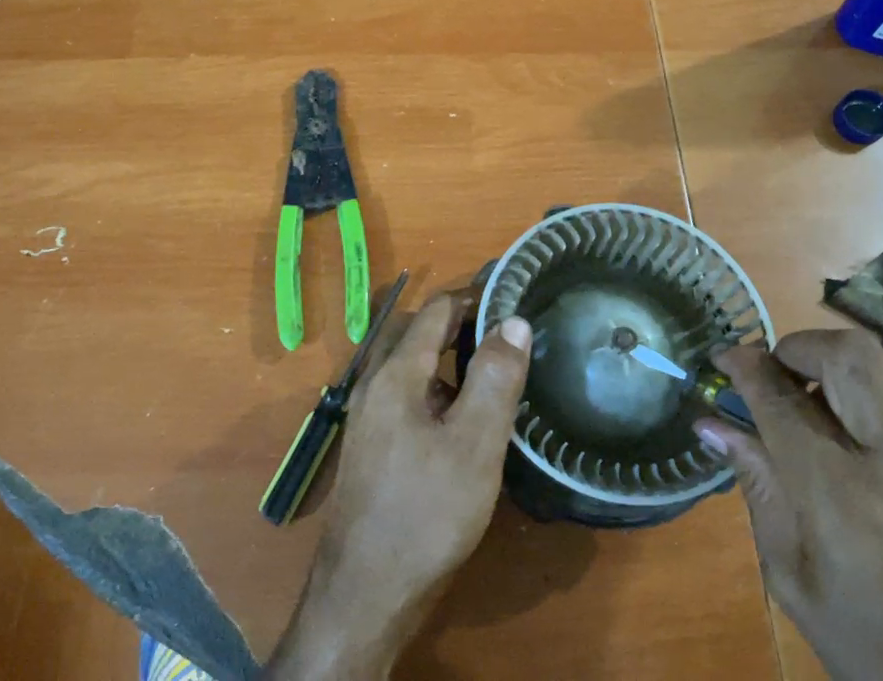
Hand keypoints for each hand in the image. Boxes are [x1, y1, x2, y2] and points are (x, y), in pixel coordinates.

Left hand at [265, 289, 532, 679]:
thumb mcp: (474, 444)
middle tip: (512, 330)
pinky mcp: (376, 447)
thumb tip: (514, 321)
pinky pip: (410, 398)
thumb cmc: (426, 511)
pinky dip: (441, 390)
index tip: (515, 292)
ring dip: (452, 359)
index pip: (435, 310)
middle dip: (463, 323)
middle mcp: (374, 386)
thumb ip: (494, 378)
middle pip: (419, 334)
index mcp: (395, 375)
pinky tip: (469, 418)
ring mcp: (371, 418)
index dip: (474, 295)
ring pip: (414, 368)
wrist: (368, 590)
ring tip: (499, 368)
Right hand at [697, 329, 882, 680]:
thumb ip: (759, 491)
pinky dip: (864, 415)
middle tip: (769, 369)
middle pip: (848, 356)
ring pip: (880, 379)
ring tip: (804, 418)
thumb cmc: (877, 650)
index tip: (721, 358)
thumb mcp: (796, 580)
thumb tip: (714, 427)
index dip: (744, 367)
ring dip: (830, 380)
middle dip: (796, 345)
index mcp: (844, 500)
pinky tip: (853, 457)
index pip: (782, 402)